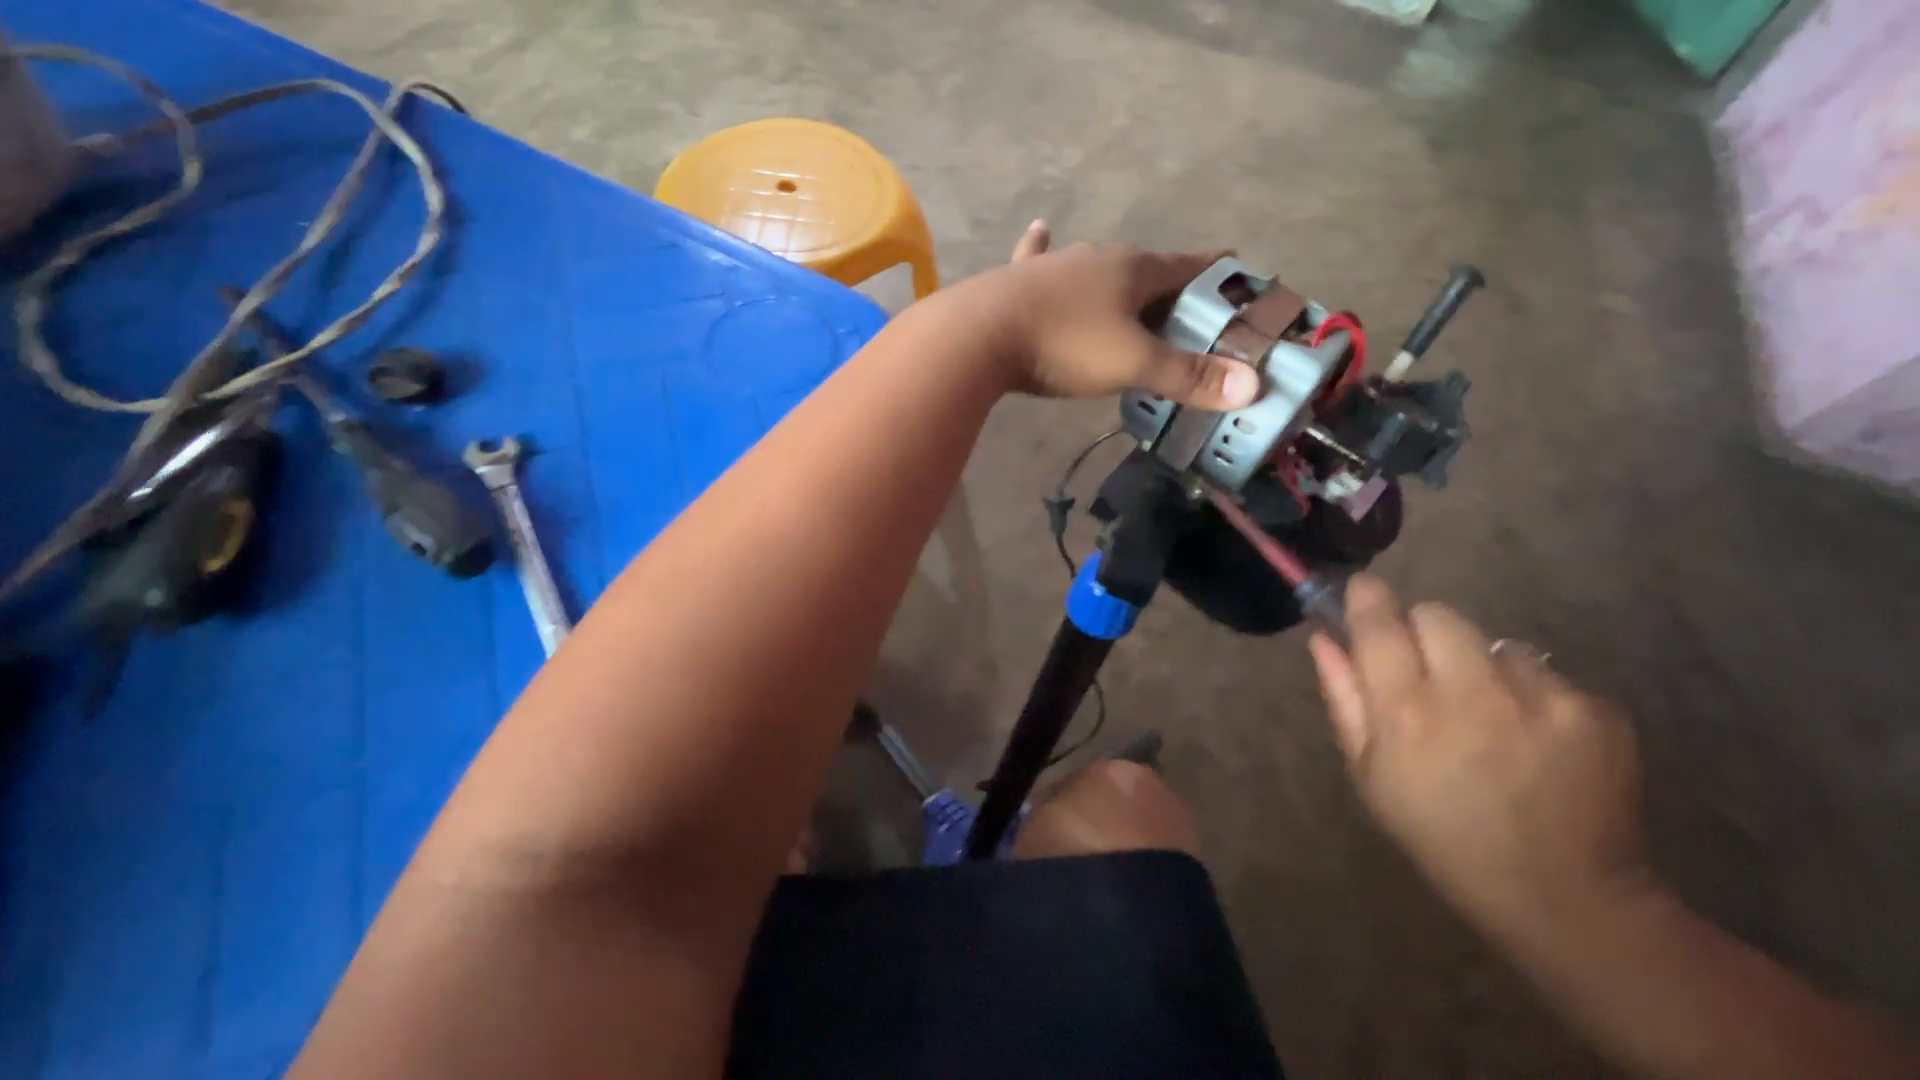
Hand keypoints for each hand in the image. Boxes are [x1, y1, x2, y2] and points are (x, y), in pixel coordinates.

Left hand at [945, 221, 1258, 409]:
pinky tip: (1040, 229)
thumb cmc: (1063, 345)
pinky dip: (1043, 248)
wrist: (977, 335)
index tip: (1237, 268)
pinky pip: (1038, 258)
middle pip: (1144, 267)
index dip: (1215, 272)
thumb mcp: (1132, 363)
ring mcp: (1054, 264)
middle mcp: (1097, 255)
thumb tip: (1251, 387)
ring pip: (1096, 265)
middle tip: (1185, 307)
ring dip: (1116, 277)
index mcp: (1133, 268)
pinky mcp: (1017, 279)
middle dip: (1167, 285)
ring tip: (1132, 288)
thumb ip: (1188, 375)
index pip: (1187, 265)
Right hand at [1308, 575, 1657, 944]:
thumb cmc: (1442, 836)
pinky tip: (1537, 741)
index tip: (1364, 590)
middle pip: (1439, 614)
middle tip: (1431, 673)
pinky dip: (1534, 697)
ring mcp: (1542, 699)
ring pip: (1496, 644)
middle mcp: (1474, 694)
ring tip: (1494, 720)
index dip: (1368, 599)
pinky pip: (1548, 676)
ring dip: (1485, 668)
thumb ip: (1345, 700)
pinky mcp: (1595, 709)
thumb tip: (1324, 638)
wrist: (1562, 893)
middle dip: (1425, 632)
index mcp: (1409, 715)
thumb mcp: (1372, 778)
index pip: (1381, 625)